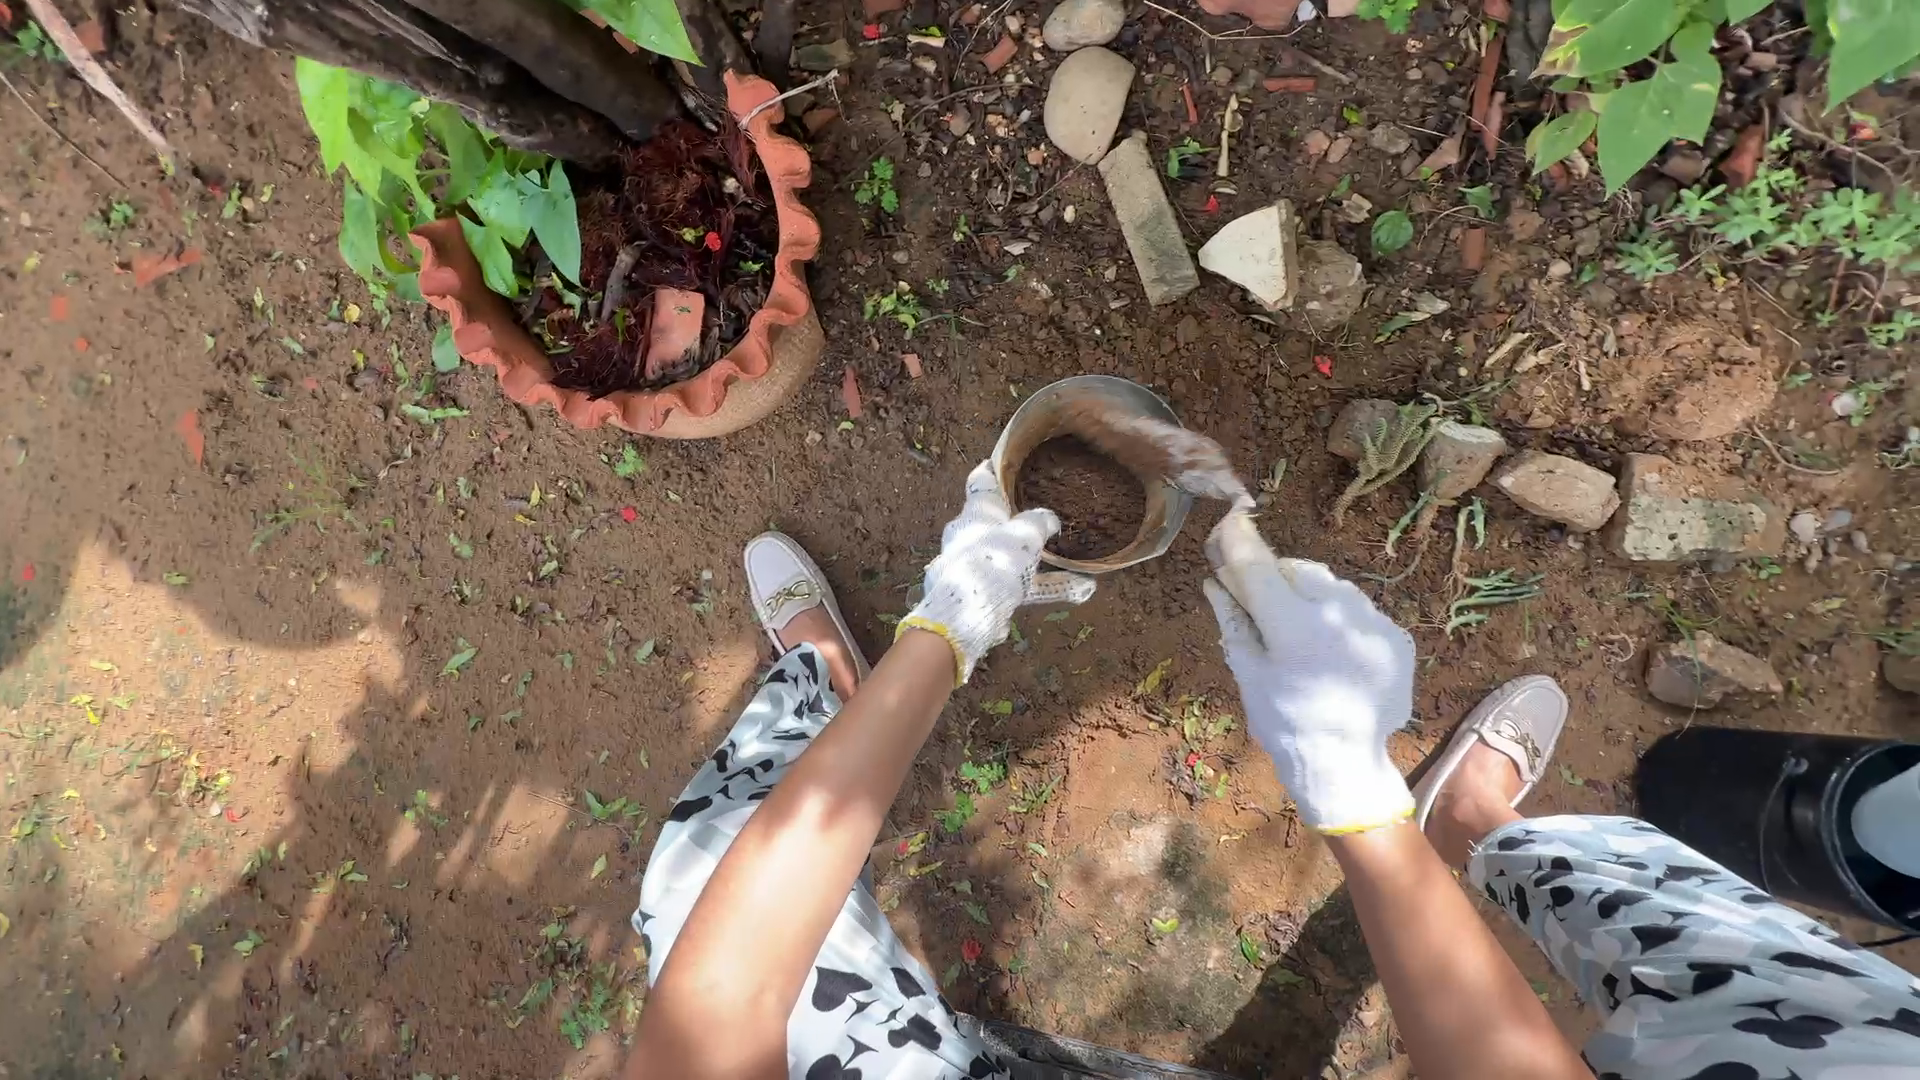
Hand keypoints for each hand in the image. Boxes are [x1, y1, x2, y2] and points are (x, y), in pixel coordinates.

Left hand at [899, 460, 1094, 684]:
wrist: (966, 615)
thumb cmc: (993, 561)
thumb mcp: (1024, 534)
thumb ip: (1038, 522)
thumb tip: (1047, 519)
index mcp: (976, 513)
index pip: (981, 482)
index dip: (992, 470)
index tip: (1000, 461)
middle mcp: (970, 536)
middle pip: (996, 521)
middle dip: (1017, 518)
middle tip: (1041, 512)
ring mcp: (975, 566)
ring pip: (1013, 557)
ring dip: (1042, 561)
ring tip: (1074, 562)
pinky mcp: (984, 593)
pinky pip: (1021, 585)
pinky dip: (1047, 585)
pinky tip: (1082, 590)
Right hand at [1203, 512, 1415, 833]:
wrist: (1344, 763)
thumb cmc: (1283, 722)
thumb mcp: (1248, 671)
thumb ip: (1234, 619)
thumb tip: (1215, 581)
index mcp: (1294, 627)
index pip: (1259, 567)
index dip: (1240, 542)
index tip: (1229, 520)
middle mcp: (1339, 615)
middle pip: (1295, 570)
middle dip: (1272, 576)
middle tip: (1256, 597)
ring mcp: (1374, 624)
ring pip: (1328, 585)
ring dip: (1305, 592)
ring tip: (1295, 627)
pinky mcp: (1397, 635)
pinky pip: (1355, 608)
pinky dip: (1334, 615)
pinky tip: (1326, 644)